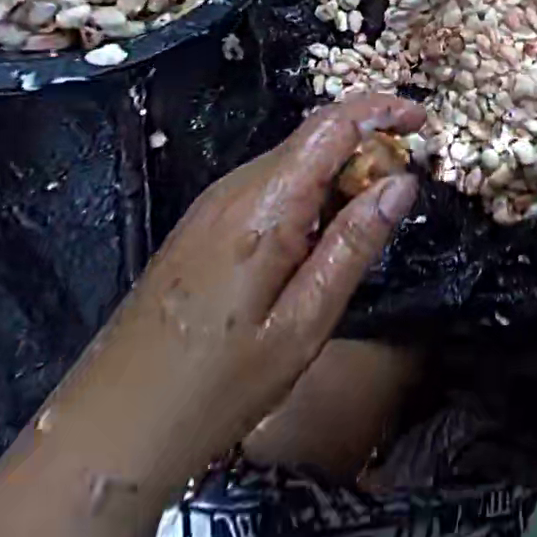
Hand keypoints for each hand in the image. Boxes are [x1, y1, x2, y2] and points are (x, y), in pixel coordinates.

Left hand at [0, 93, 426, 536]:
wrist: (113, 426)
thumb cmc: (219, 382)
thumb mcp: (305, 321)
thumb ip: (355, 244)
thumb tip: (403, 182)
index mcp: (265, 204)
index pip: (333, 124)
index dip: (383, 110)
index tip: (423, 122)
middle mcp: (237, 187)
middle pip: (315, 137)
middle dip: (368, 146)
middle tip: (403, 189)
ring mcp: (216, 202)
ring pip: (295, 160)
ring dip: (341, 172)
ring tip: (369, 218)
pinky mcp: (206, 222)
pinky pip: (272, 185)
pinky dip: (312, 192)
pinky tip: (321, 239)